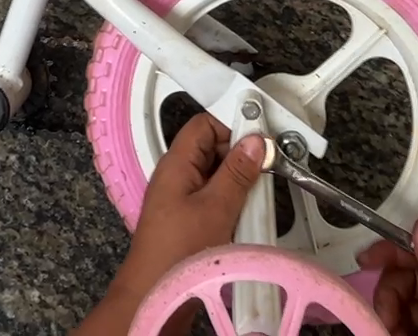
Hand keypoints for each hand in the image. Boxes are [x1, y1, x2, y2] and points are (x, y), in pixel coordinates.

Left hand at [72, 113, 264, 335]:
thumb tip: (255, 141)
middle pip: (212, 148)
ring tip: (256, 197)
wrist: (154, 292)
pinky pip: (212, 197)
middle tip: (264, 170)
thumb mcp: (216, 207)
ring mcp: (180, 195)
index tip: (259, 138)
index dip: (231, 126)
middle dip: (239, 157)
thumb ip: (237, 173)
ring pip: (215, 175)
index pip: (204, 124)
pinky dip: (230, 202)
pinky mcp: (186, 217)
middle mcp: (176, 173)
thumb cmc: (177, 250)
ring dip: (237, 183)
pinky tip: (244, 217)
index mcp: (177, 161)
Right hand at [359, 217, 417, 335]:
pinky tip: (388, 333)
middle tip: (384, 314)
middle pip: (411, 276)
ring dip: (389, 312)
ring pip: (403, 301)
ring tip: (386, 330)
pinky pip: (405, 324)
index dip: (398, 250)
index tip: (367, 260)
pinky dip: (392, 327)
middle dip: (391, 290)